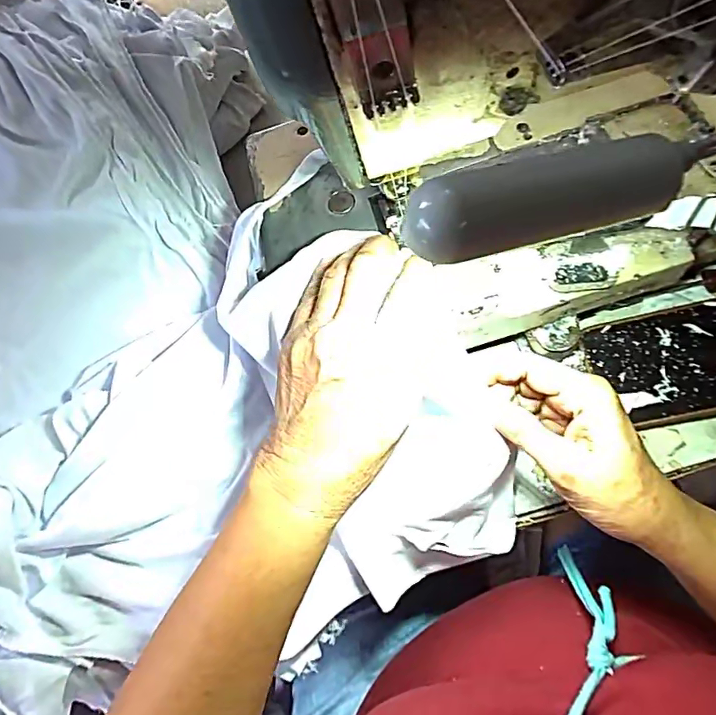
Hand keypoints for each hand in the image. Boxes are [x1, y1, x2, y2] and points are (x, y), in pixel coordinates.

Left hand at [251, 235, 429, 525]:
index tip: (420, 267)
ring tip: (365, 249)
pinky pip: (309, 292)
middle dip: (382, 250)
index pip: (404, 294)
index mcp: (381, 359)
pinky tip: (334, 268)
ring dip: (352, 254)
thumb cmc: (356, 449)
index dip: (416, 271)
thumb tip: (423, 319)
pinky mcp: (293, 340)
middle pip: (365, 271)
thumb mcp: (405, 404)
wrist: (306, 467)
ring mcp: (313, 336)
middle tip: (392, 247)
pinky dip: (325, 273)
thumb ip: (416, 356)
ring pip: (333, 274)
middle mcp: (344, 340)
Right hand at [474, 348, 688, 542]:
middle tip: (474, 410)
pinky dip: (518, 423)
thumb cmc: (626, 496)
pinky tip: (505, 433)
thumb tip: (491, 408)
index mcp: (588, 393)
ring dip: (507, 409)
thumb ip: (525, 432)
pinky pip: (536, 414)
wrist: (650, 519)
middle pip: (527, 379)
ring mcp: (577, 409)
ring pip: (528, 397)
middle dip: (499, 393)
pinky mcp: (571, 425)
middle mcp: (583, 394)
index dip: (497, 373)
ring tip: (487, 424)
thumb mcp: (566, 466)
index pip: (531, 367)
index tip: (471, 387)